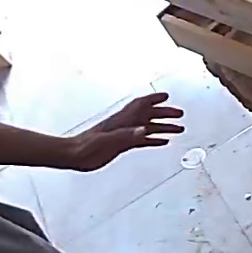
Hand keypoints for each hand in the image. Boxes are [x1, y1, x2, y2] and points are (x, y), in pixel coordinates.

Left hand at [56, 93, 183, 170]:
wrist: (72, 156)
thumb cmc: (84, 147)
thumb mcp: (107, 141)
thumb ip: (127, 135)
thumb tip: (145, 130)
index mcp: (122, 121)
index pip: (141, 106)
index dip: (154, 99)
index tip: (166, 96)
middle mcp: (125, 125)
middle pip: (149, 116)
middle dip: (165, 113)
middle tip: (180, 114)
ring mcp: (124, 134)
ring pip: (148, 128)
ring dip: (164, 127)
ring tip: (178, 128)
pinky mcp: (122, 145)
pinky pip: (142, 140)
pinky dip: (154, 139)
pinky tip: (162, 141)